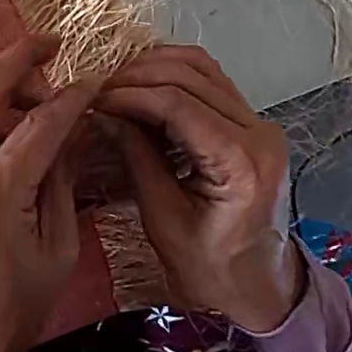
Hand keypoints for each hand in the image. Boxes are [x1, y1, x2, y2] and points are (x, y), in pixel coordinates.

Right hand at [97, 45, 303, 332]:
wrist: (258, 286)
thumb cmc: (208, 265)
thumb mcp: (161, 216)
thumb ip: (135, 155)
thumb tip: (100, 112)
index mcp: (241, 164)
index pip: (176, 103)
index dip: (127, 95)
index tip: (92, 102)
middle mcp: (259, 133)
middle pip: (187, 75)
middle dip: (133, 77)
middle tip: (97, 95)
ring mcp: (258, 122)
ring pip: (198, 65)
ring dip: (150, 67)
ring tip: (115, 88)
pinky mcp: (249, 120)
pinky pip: (207, 76)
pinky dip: (169, 70)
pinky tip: (141, 86)